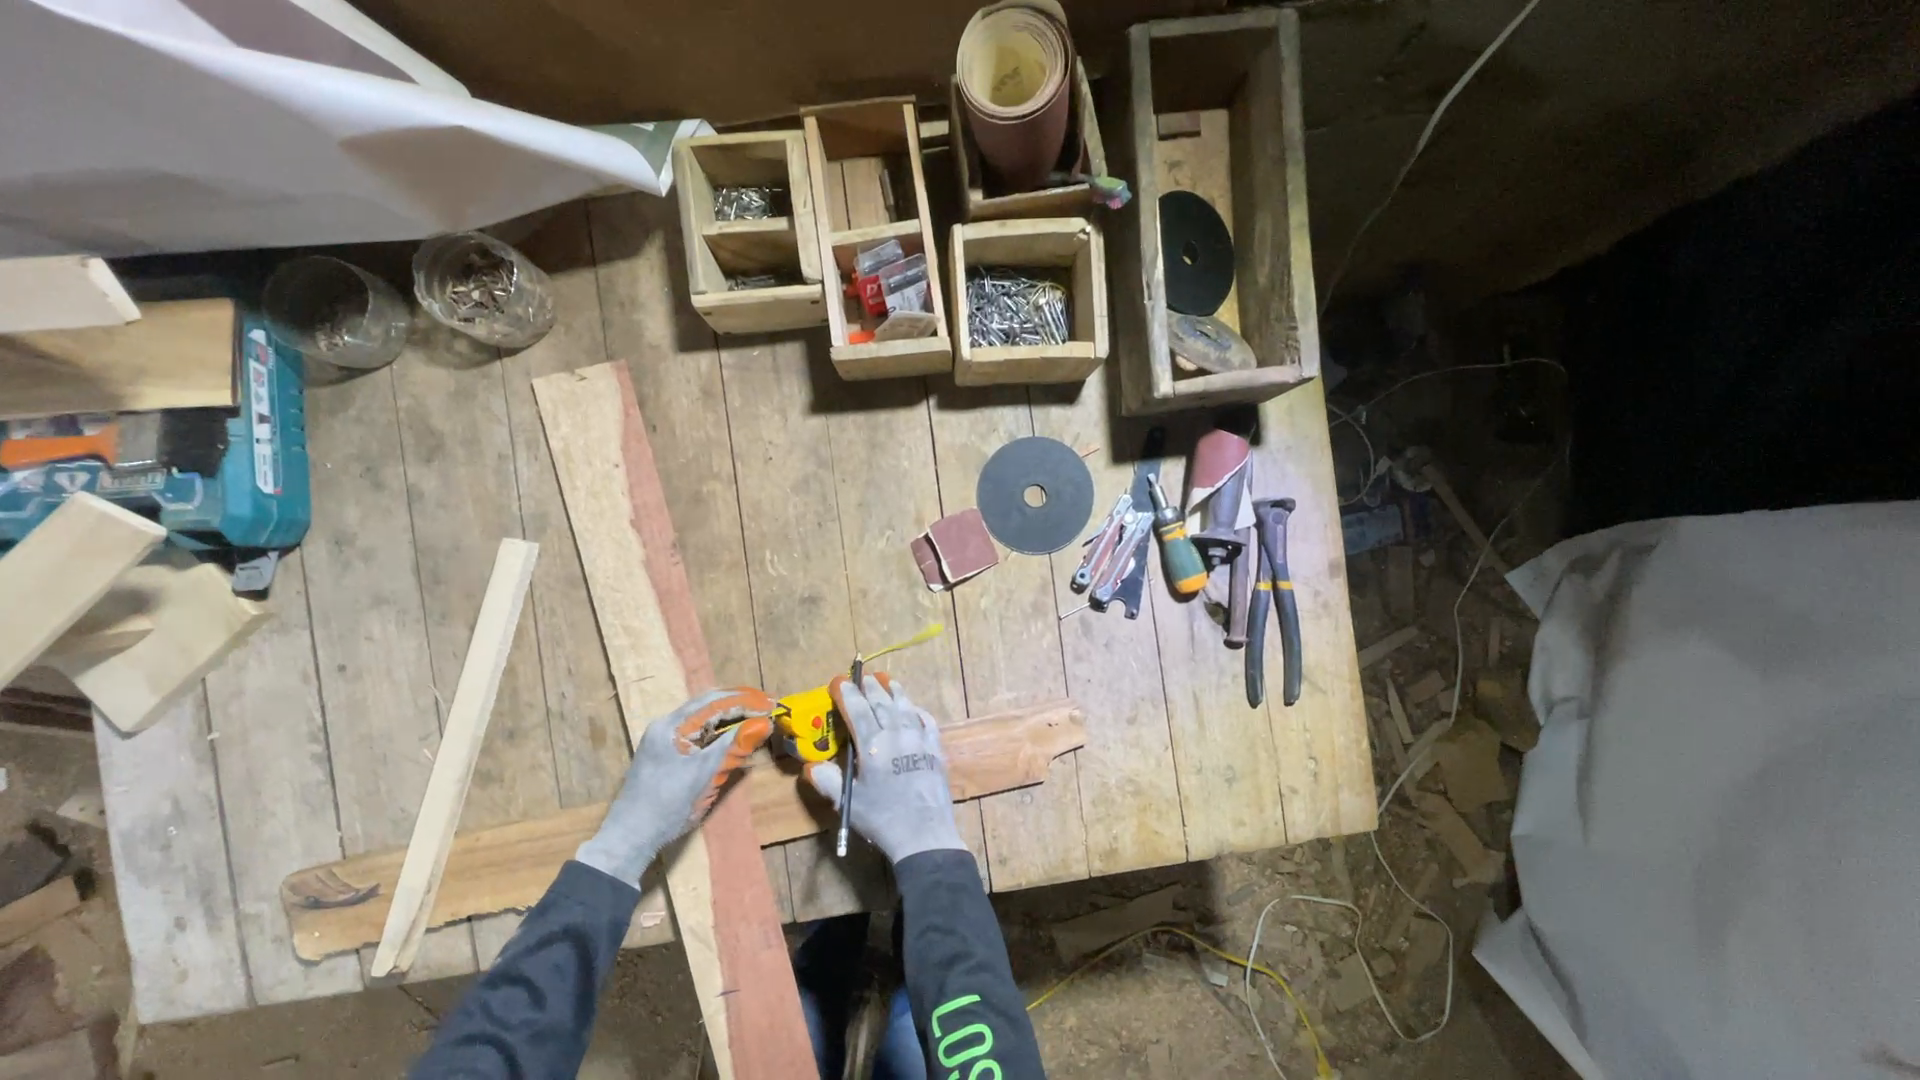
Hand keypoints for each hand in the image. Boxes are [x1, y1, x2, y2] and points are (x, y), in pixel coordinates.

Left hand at [575, 688, 774, 886]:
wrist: (629, 839)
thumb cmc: (666, 805)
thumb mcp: (704, 774)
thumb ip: (733, 746)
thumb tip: (764, 723)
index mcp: (670, 726)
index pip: (713, 702)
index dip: (745, 701)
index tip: (771, 703)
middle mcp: (666, 727)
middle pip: (707, 707)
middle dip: (739, 705)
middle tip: (767, 707)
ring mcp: (664, 742)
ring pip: (703, 721)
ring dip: (730, 718)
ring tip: (756, 718)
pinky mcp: (666, 757)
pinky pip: (697, 737)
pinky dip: (718, 734)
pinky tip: (733, 737)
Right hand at [805, 675, 965, 864]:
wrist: (924, 834)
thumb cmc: (883, 819)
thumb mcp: (850, 803)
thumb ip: (829, 782)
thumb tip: (811, 767)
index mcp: (874, 745)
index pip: (858, 710)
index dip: (848, 694)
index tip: (840, 681)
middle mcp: (898, 735)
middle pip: (883, 703)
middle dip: (871, 687)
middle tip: (864, 677)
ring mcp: (920, 740)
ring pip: (906, 707)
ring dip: (896, 692)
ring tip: (888, 681)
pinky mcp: (936, 750)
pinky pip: (927, 722)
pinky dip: (918, 711)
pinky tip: (915, 709)